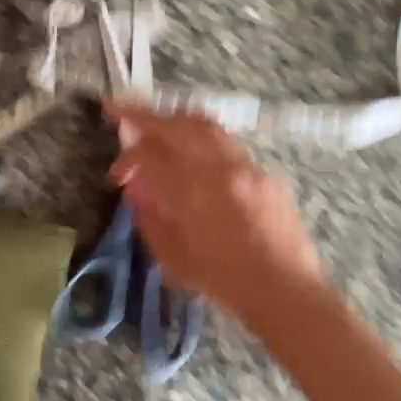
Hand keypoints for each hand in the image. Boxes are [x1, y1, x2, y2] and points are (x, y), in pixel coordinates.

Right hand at [110, 108, 328, 320]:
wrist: (284, 290)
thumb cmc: (221, 279)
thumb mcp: (171, 255)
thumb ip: (149, 215)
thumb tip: (136, 187)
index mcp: (191, 191)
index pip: (149, 153)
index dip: (126, 156)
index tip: (116, 175)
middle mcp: (219, 168)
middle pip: (175, 125)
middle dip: (143, 115)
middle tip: (120, 110)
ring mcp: (246, 167)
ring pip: (204, 125)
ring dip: (174, 120)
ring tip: (158, 125)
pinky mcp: (265, 173)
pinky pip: (227, 144)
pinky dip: (201, 139)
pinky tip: (195, 156)